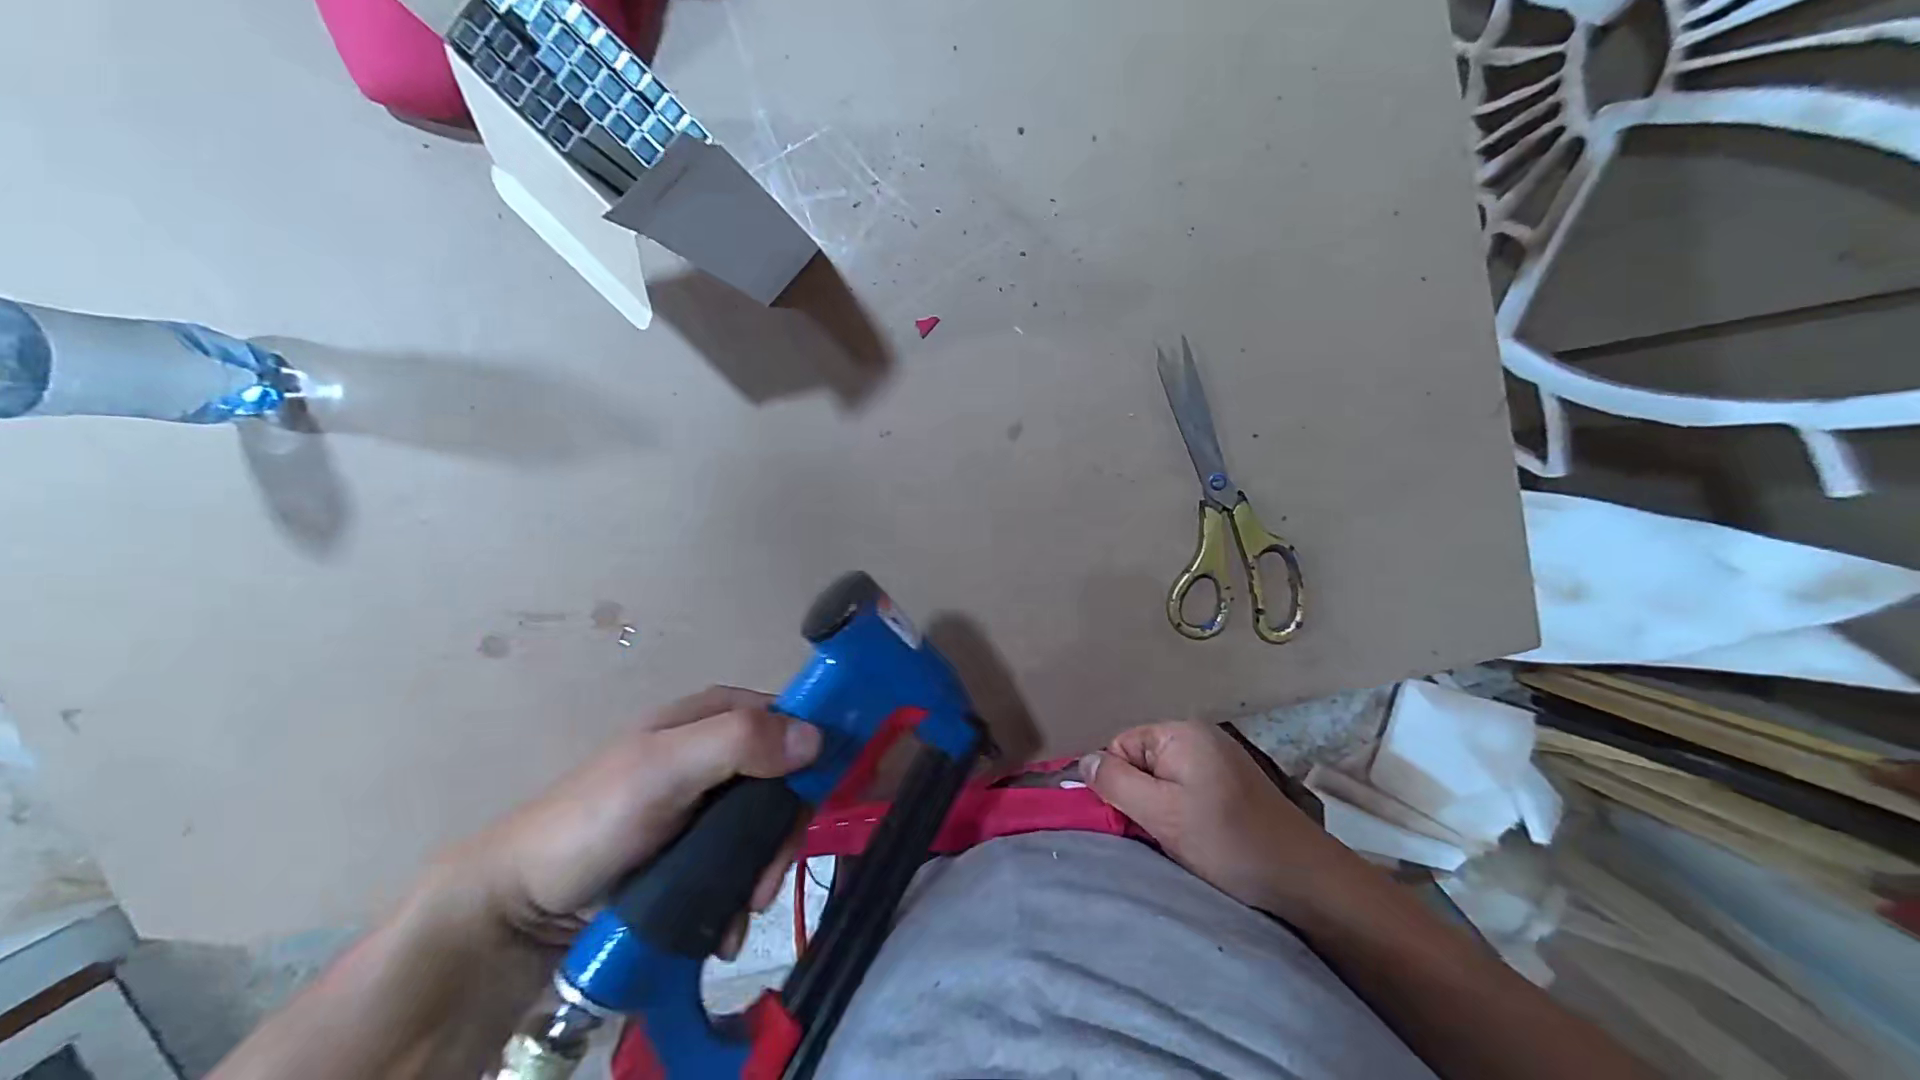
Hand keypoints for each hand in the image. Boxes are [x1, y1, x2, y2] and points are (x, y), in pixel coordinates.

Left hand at [428, 686, 821, 953]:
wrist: (519, 908)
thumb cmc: (594, 821)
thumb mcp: (664, 768)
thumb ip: (739, 741)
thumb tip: (817, 736)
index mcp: (711, 716)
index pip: (788, 719)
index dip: (811, 754)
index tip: (813, 805)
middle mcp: (716, 752)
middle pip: (785, 780)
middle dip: (783, 833)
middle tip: (766, 881)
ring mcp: (706, 803)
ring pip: (767, 826)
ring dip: (765, 870)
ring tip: (741, 913)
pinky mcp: (697, 849)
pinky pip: (743, 861)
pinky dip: (743, 892)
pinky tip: (727, 923)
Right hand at [1082, 720, 1354, 915]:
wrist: (1304, 879)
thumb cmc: (1227, 841)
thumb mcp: (1161, 813)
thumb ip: (1116, 783)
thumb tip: (1083, 762)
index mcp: (1181, 733)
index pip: (1120, 746)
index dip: (1116, 783)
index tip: (1129, 818)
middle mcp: (1199, 737)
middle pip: (1141, 762)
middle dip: (1139, 798)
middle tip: (1155, 832)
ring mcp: (1218, 760)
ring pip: (1162, 780)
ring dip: (1161, 810)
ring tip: (1178, 839)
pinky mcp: (1232, 784)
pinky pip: (1187, 790)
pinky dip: (1184, 814)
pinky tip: (1198, 838)